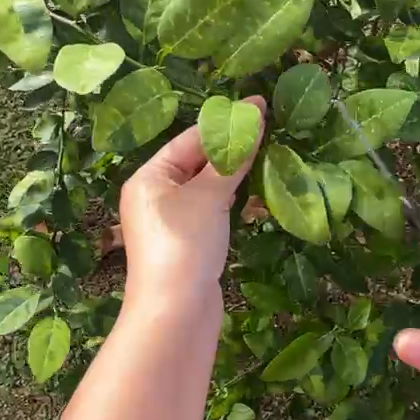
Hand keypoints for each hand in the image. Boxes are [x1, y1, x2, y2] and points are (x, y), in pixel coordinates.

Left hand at [118, 97, 266, 316]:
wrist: (175, 314)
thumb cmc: (185, 245)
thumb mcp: (209, 197)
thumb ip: (232, 159)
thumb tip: (253, 120)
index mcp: (149, 177)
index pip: (190, 139)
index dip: (227, 122)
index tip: (259, 105)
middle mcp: (154, 195)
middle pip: (196, 161)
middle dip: (231, 147)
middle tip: (270, 128)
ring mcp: (170, 221)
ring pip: (206, 186)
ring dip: (234, 173)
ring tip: (269, 154)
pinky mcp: (186, 242)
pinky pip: (210, 209)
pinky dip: (231, 199)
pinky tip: (254, 193)